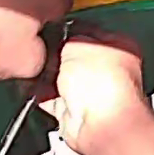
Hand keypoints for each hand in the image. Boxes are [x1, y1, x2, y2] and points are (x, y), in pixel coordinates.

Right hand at [38, 31, 153, 154]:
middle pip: (73, 57)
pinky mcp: (75, 113)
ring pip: (61, 79)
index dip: (68, 29)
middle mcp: (107, 71)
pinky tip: (34, 87)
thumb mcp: (77, 45)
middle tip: (43, 51)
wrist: (100, 125)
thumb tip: (54, 38)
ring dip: (47, 76)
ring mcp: (92, 94)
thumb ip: (65, 38)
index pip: (89, 31)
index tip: (51, 29)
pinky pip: (52, 99)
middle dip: (55, 55)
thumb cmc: (105, 86)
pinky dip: (41, 94)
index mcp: (119, 47)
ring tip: (37, 70)